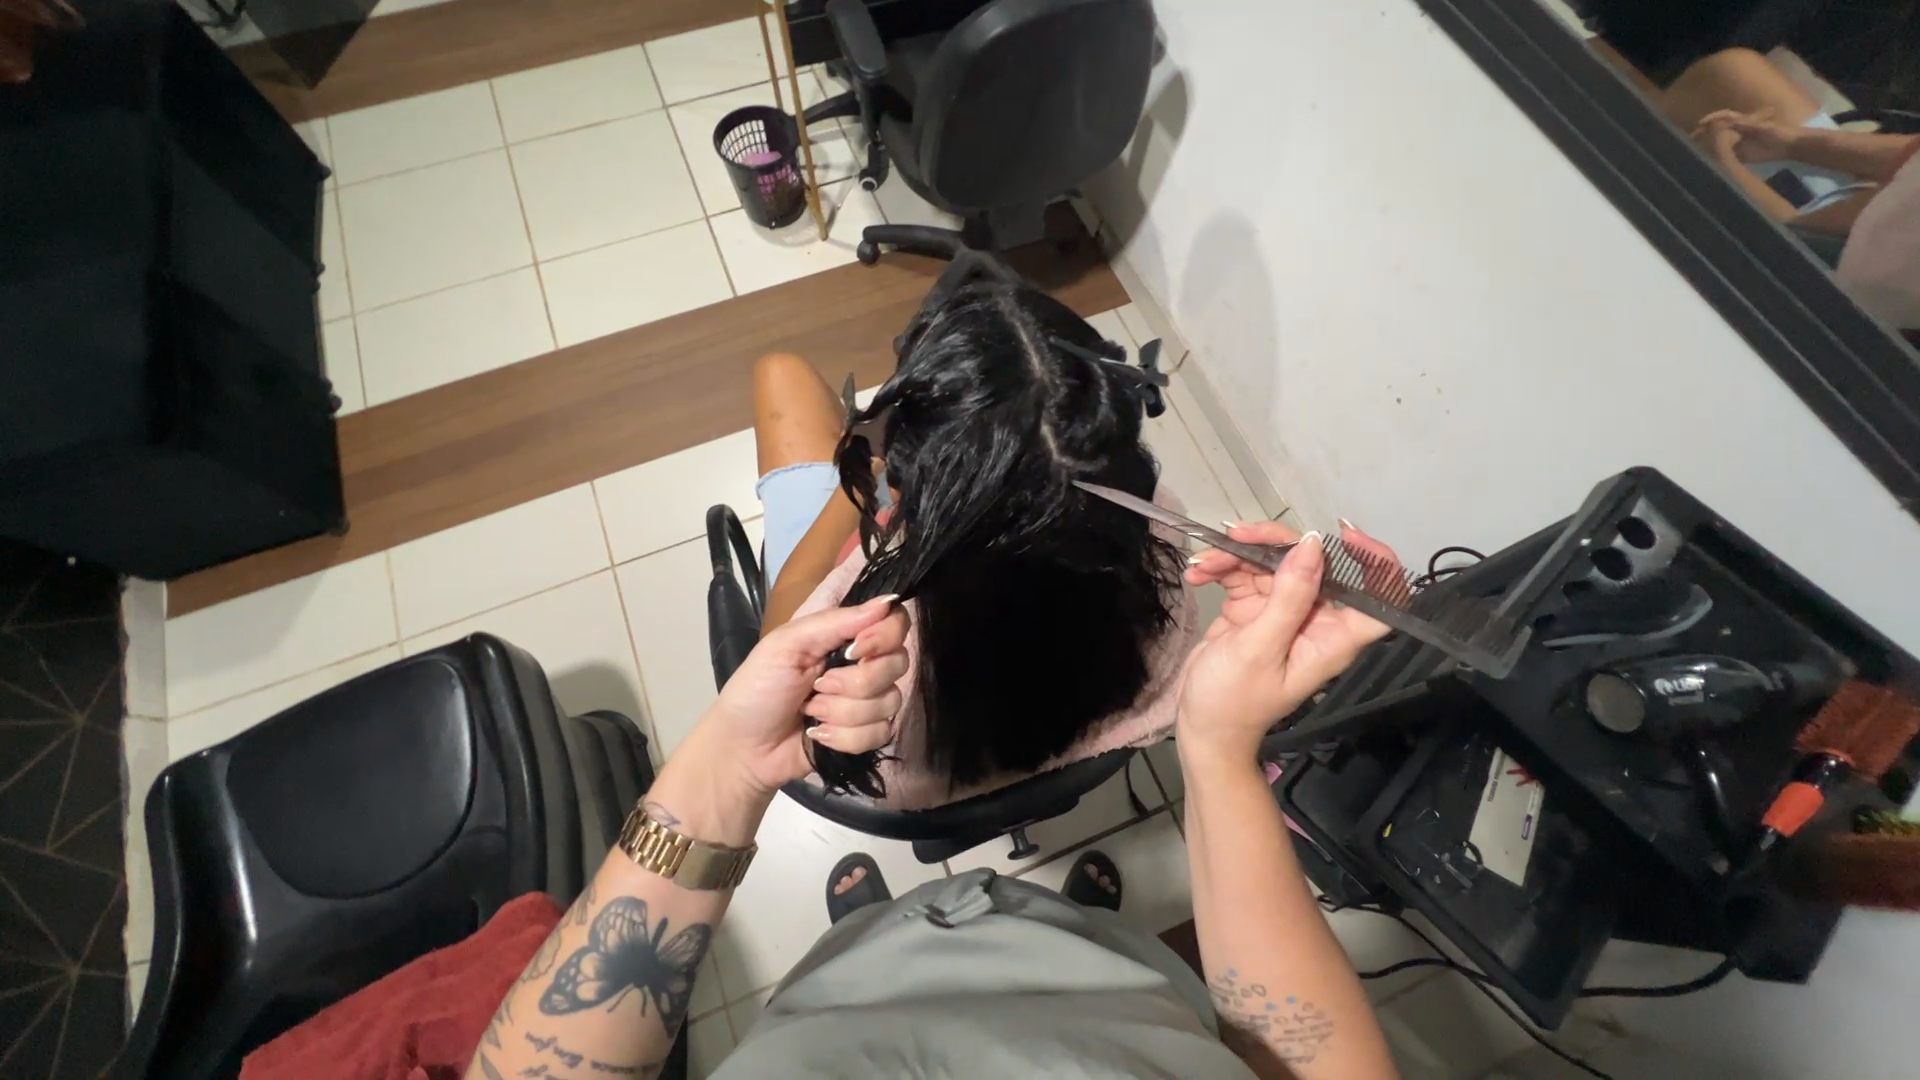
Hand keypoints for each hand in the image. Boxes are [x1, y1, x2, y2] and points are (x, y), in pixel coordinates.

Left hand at [692, 596, 910, 797]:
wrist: (742, 748)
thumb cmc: (758, 687)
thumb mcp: (786, 644)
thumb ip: (836, 621)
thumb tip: (888, 601)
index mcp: (847, 636)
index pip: (895, 623)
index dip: (884, 637)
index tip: (855, 650)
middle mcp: (865, 664)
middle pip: (898, 663)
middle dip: (854, 682)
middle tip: (818, 686)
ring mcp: (869, 701)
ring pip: (888, 702)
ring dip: (842, 712)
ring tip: (811, 712)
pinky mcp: (868, 735)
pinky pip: (880, 732)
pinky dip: (845, 737)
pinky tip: (820, 735)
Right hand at [1178, 522, 1399, 761]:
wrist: (1201, 729)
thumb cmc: (1234, 702)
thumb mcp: (1259, 650)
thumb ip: (1287, 597)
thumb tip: (1311, 545)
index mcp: (1332, 636)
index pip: (1378, 596)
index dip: (1374, 562)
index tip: (1343, 533)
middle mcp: (1313, 620)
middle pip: (1310, 564)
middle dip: (1272, 543)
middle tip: (1234, 535)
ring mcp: (1280, 613)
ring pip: (1269, 563)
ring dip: (1233, 556)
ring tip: (1201, 565)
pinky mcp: (1251, 610)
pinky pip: (1241, 574)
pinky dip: (1218, 569)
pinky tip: (1196, 575)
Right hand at [1694, 108, 1795, 162]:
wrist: (1791, 146)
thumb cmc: (1780, 133)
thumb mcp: (1763, 127)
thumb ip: (1745, 125)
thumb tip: (1724, 123)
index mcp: (1743, 123)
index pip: (1725, 117)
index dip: (1713, 118)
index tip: (1701, 124)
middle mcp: (1736, 133)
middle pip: (1716, 131)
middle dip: (1702, 134)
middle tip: (1690, 140)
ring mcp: (1736, 145)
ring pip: (1716, 144)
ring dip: (1704, 148)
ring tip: (1692, 154)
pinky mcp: (1737, 156)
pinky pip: (1721, 158)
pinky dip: (1712, 160)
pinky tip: (1704, 163)